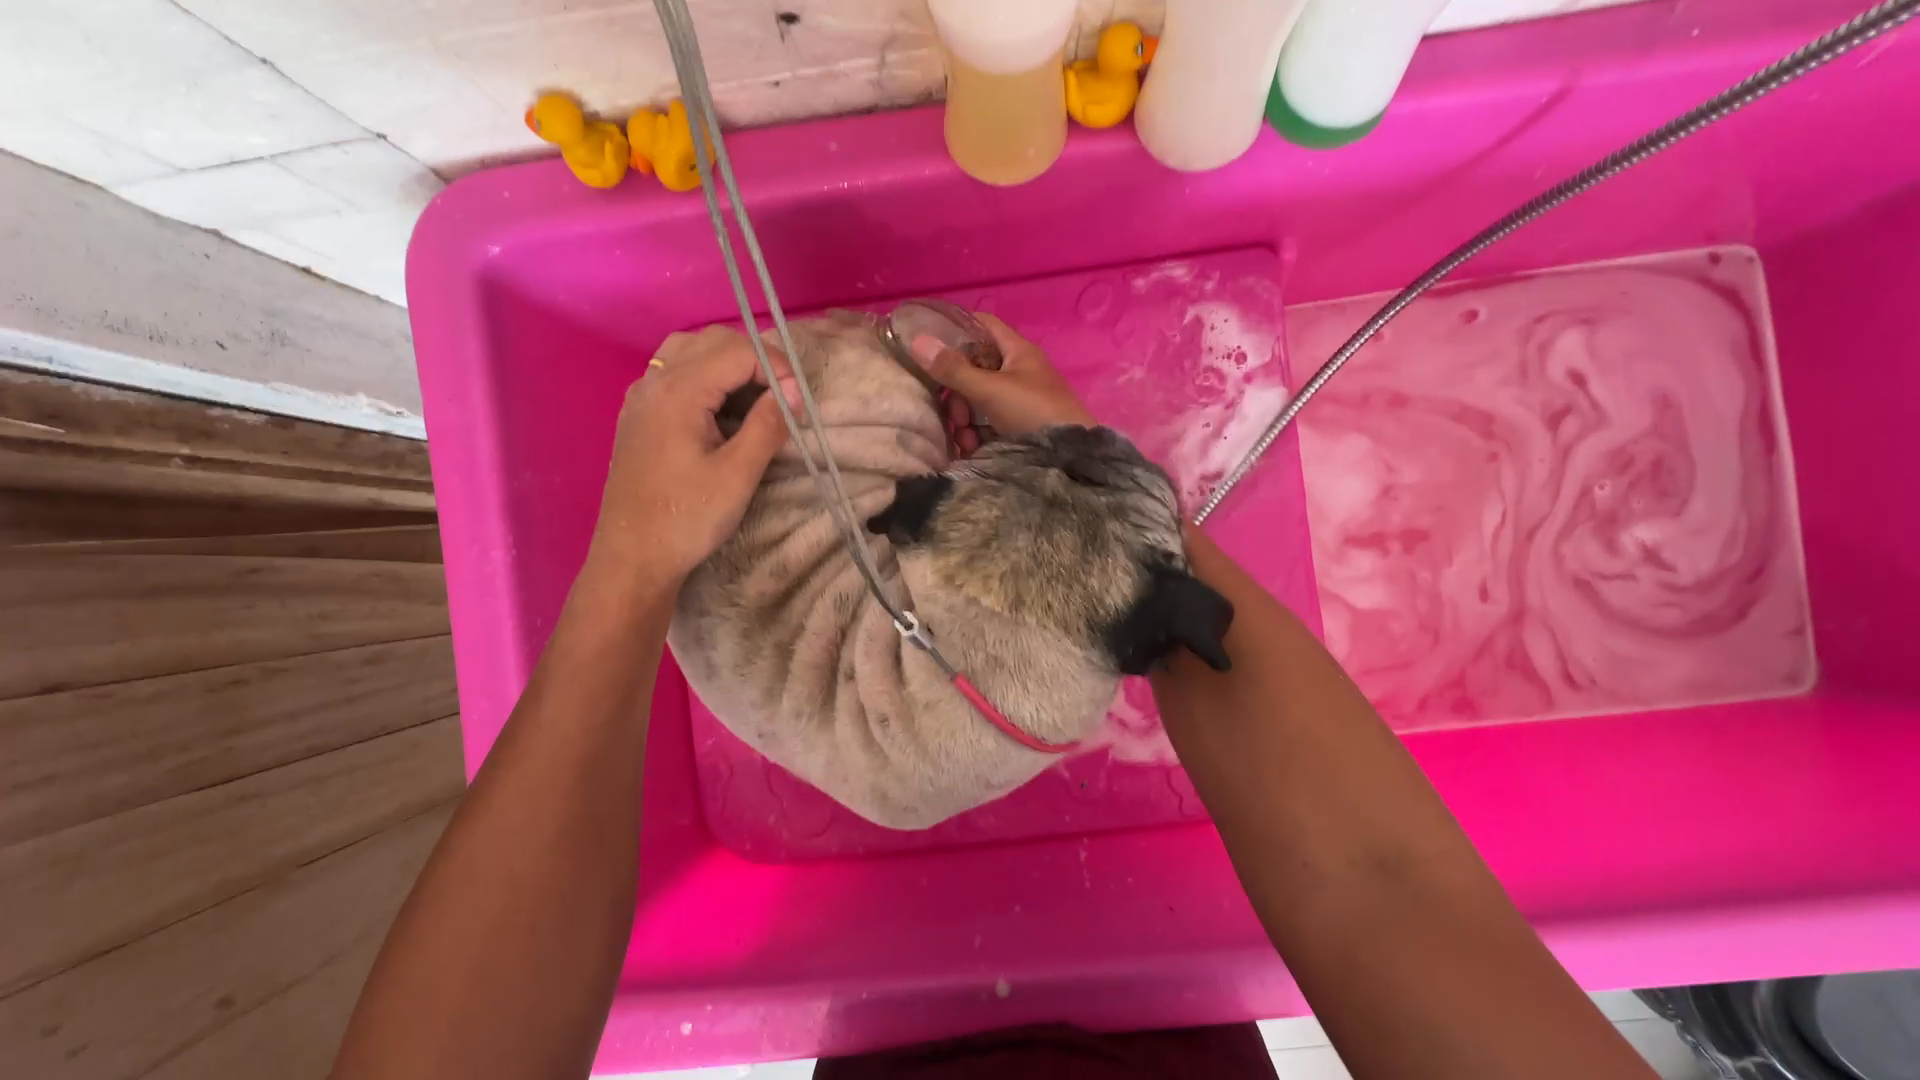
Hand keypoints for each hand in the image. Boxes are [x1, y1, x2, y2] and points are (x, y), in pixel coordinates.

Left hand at [586, 326, 800, 592]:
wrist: (632, 557)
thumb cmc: (687, 519)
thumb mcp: (739, 475)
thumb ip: (768, 426)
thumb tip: (792, 395)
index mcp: (679, 391)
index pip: (738, 350)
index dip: (776, 367)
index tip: (796, 403)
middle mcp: (655, 382)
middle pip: (713, 340)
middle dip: (755, 358)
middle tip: (782, 398)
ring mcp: (641, 396)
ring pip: (689, 350)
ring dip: (728, 362)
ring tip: (753, 397)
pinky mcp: (637, 415)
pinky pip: (672, 372)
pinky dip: (704, 375)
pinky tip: (719, 410)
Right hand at [908, 313, 1094, 453]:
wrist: (1071, 457)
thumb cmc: (1034, 412)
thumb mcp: (991, 389)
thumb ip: (954, 369)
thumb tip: (917, 341)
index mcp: (1017, 351)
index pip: (982, 324)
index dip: (956, 327)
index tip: (930, 343)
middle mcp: (1018, 372)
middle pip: (974, 369)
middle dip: (957, 392)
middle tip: (955, 415)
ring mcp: (1018, 400)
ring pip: (978, 400)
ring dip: (965, 419)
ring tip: (965, 440)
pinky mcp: (1018, 427)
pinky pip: (988, 423)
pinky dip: (977, 434)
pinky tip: (972, 449)